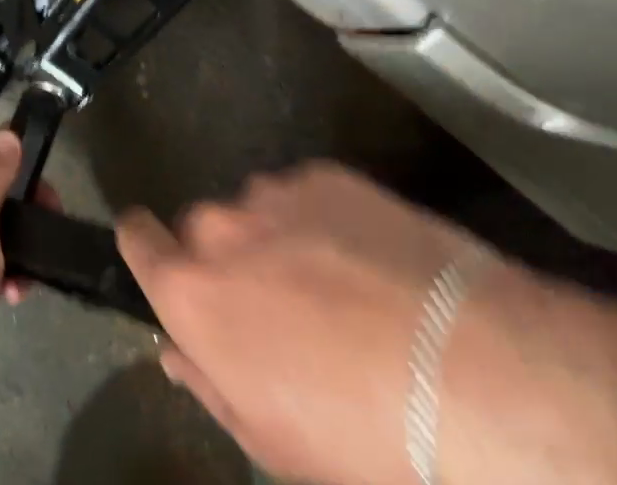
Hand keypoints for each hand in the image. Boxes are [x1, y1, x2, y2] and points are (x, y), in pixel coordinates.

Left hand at [0, 129, 57, 416]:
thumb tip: (7, 134)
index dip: (14, 150)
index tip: (49, 170)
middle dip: (27, 200)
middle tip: (53, 215)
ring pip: (4, 219)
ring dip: (24, 237)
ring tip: (35, 261)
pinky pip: (1, 253)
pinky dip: (14, 267)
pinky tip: (19, 289)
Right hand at [117, 162, 616, 484]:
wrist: (482, 375)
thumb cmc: (362, 429)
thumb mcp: (270, 438)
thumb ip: (207, 384)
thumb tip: (179, 352)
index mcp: (189, 291)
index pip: (134, 237)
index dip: (148, 251)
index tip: (174, 270)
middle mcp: (218, 229)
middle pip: (200, 230)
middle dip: (225, 259)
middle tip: (280, 302)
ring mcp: (275, 196)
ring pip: (256, 211)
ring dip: (276, 238)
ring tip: (341, 283)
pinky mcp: (331, 177)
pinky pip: (307, 196)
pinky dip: (326, 221)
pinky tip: (375, 263)